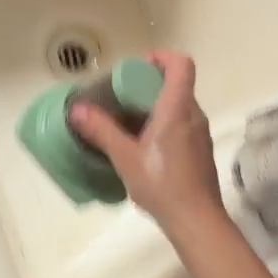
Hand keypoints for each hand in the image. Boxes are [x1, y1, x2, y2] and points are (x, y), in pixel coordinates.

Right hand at [68, 50, 224, 233]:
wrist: (197, 221)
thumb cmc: (162, 185)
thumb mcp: (125, 158)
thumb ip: (101, 130)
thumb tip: (77, 109)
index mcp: (178, 108)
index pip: (180, 64)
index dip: (160, 57)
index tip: (135, 68)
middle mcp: (194, 115)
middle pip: (175, 85)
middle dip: (146, 86)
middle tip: (119, 99)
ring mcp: (200, 134)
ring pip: (177, 107)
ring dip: (152, 108)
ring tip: (125, 125)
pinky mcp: (199, 152)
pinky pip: (181, 126)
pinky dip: (161, 126)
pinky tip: (141, 148)